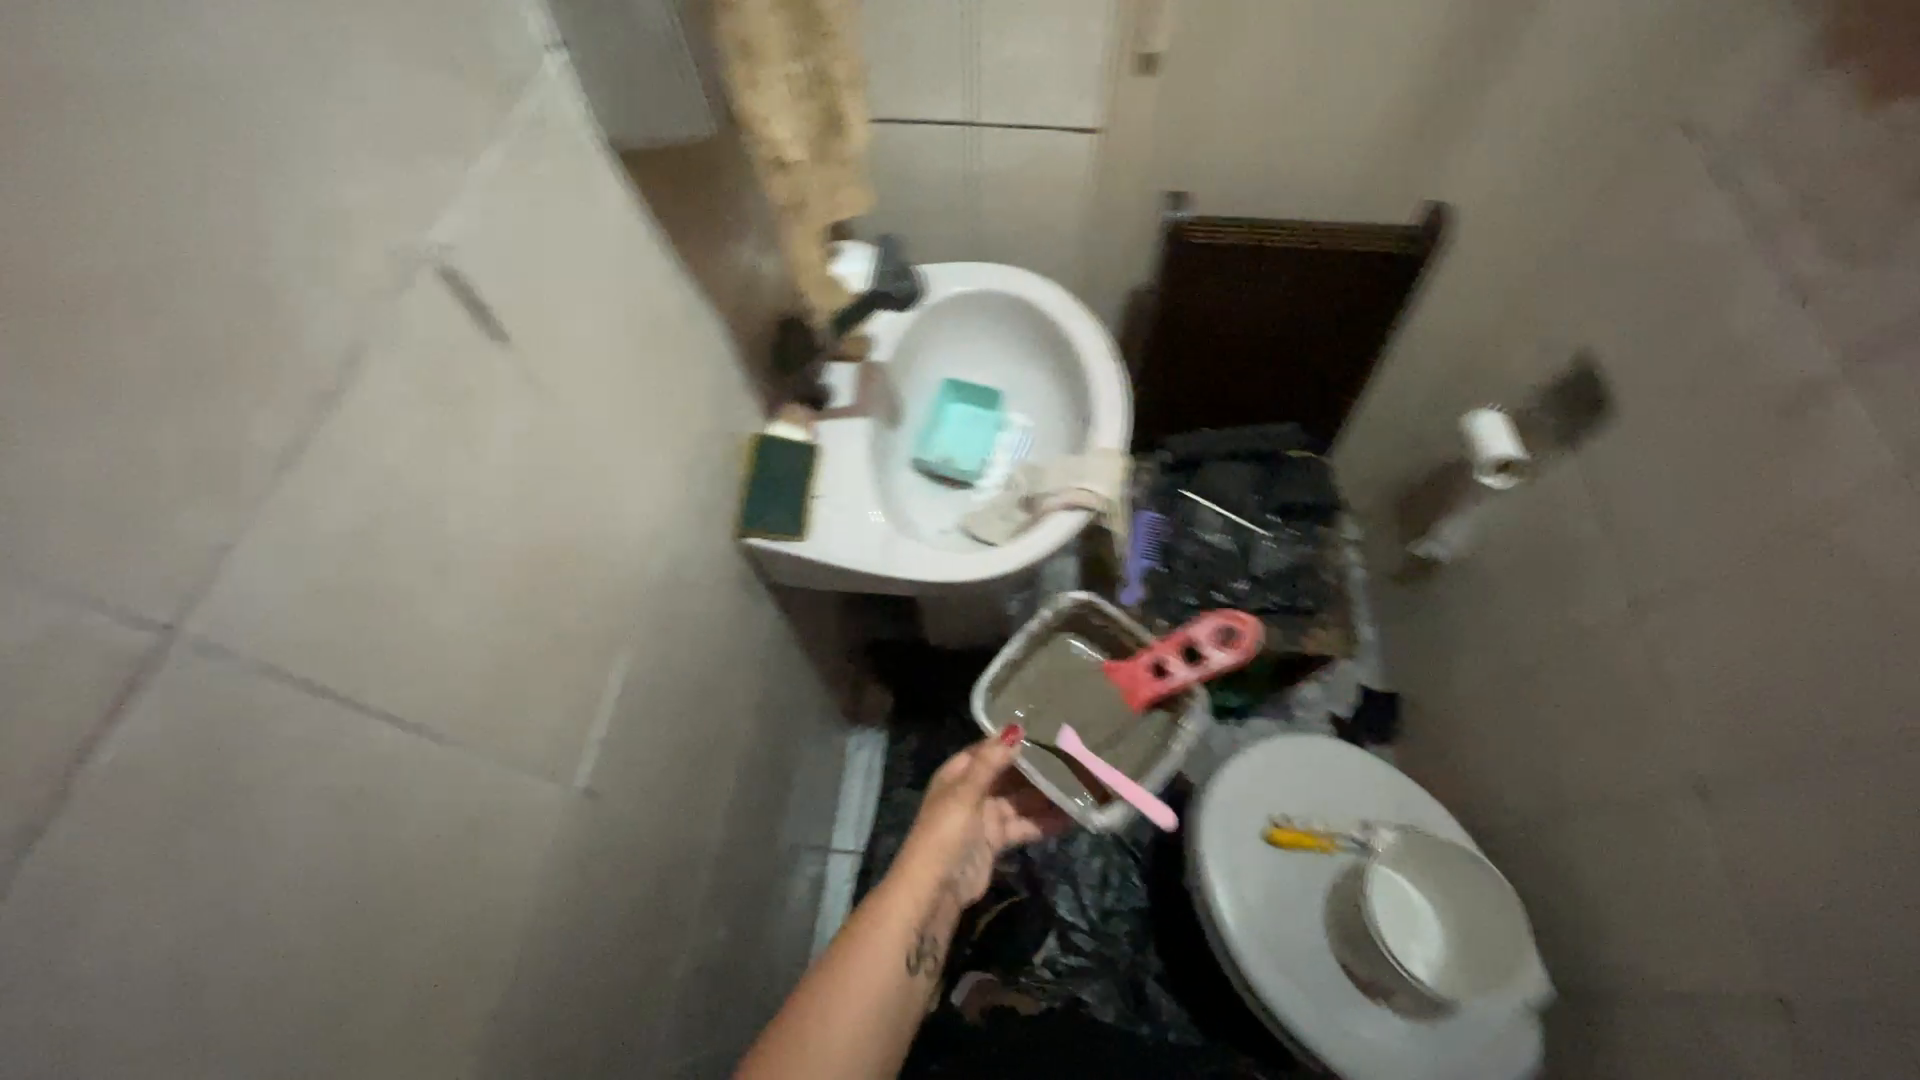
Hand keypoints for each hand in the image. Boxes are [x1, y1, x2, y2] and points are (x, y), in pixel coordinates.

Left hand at [894, 726, 1069, 907]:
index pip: (990, 749)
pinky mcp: (997, 840)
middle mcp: (973, 790)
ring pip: (1020, 801)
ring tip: (1079, 788)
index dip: (1014, 741)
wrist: (936, 888)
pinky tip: (1070, 818)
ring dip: (1045, 797)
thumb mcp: (966, 793)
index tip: (1047, 731)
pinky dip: (1044, 822)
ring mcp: (985, 816)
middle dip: (1037, 770)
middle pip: (1009, 775)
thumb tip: (1015, 729)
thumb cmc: (946, 832)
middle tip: (1073, 759)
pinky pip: (1024, 825)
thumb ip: (991, 762)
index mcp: (959, 773)